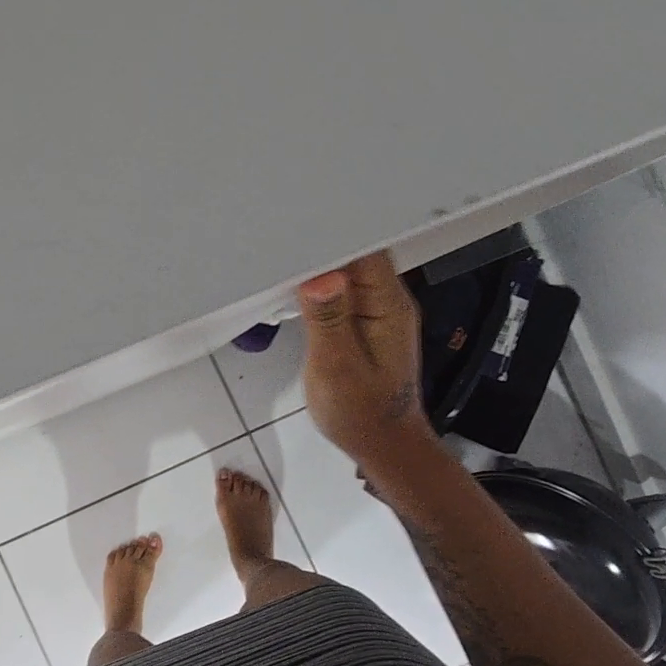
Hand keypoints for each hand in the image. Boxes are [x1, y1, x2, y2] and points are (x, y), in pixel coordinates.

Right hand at [296, 249, 430, 460]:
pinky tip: (297, 279)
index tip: (295, 220)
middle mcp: (388, 300)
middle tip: (277, 228)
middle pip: (358, 253)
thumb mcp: (337, 369)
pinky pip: (344, 290)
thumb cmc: (359, 413)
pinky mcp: (365, 322)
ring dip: (318, 261)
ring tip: (280, 247)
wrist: (383, 445)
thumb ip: (328, 320)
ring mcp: (378, 311)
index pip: (364, 250)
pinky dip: (321, 282)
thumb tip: (320, 276)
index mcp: (388, 305)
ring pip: (349, 271)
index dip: (332, 232)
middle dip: (321, 240)